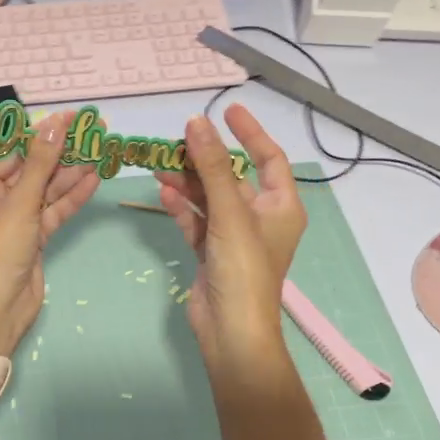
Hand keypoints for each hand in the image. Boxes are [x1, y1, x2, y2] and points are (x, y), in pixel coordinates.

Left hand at [0, 111, 99, 355]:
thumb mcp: (19, 203)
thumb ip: (40, 163)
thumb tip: (55, 125)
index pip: (13, 151)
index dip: (43, 134)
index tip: (71, 118)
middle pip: (34, 168)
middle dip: (64, 151)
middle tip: (96, 129)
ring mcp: (17, 218)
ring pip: (48, 189)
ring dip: (74, 171)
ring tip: (103, 148)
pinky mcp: (35, 236)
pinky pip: (55, 210)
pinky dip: (73, 196)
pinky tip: (95, 178)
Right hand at [157, 105, 306, 368]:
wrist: (231, 329)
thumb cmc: (243, 269)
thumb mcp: (230, 213)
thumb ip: (212, 167)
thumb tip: (196, 123)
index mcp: (281, 207)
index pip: (269, 159)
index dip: (250, 133)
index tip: (228, 110)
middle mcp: (259, 218)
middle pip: (231, 177)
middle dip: (205, 159)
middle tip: (177, 141)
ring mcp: (233, 237)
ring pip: (208, 199)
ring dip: (186, 182)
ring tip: (159, 165)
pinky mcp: (210, 254)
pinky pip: (195, 222)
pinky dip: (181, 208)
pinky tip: (162, 193)